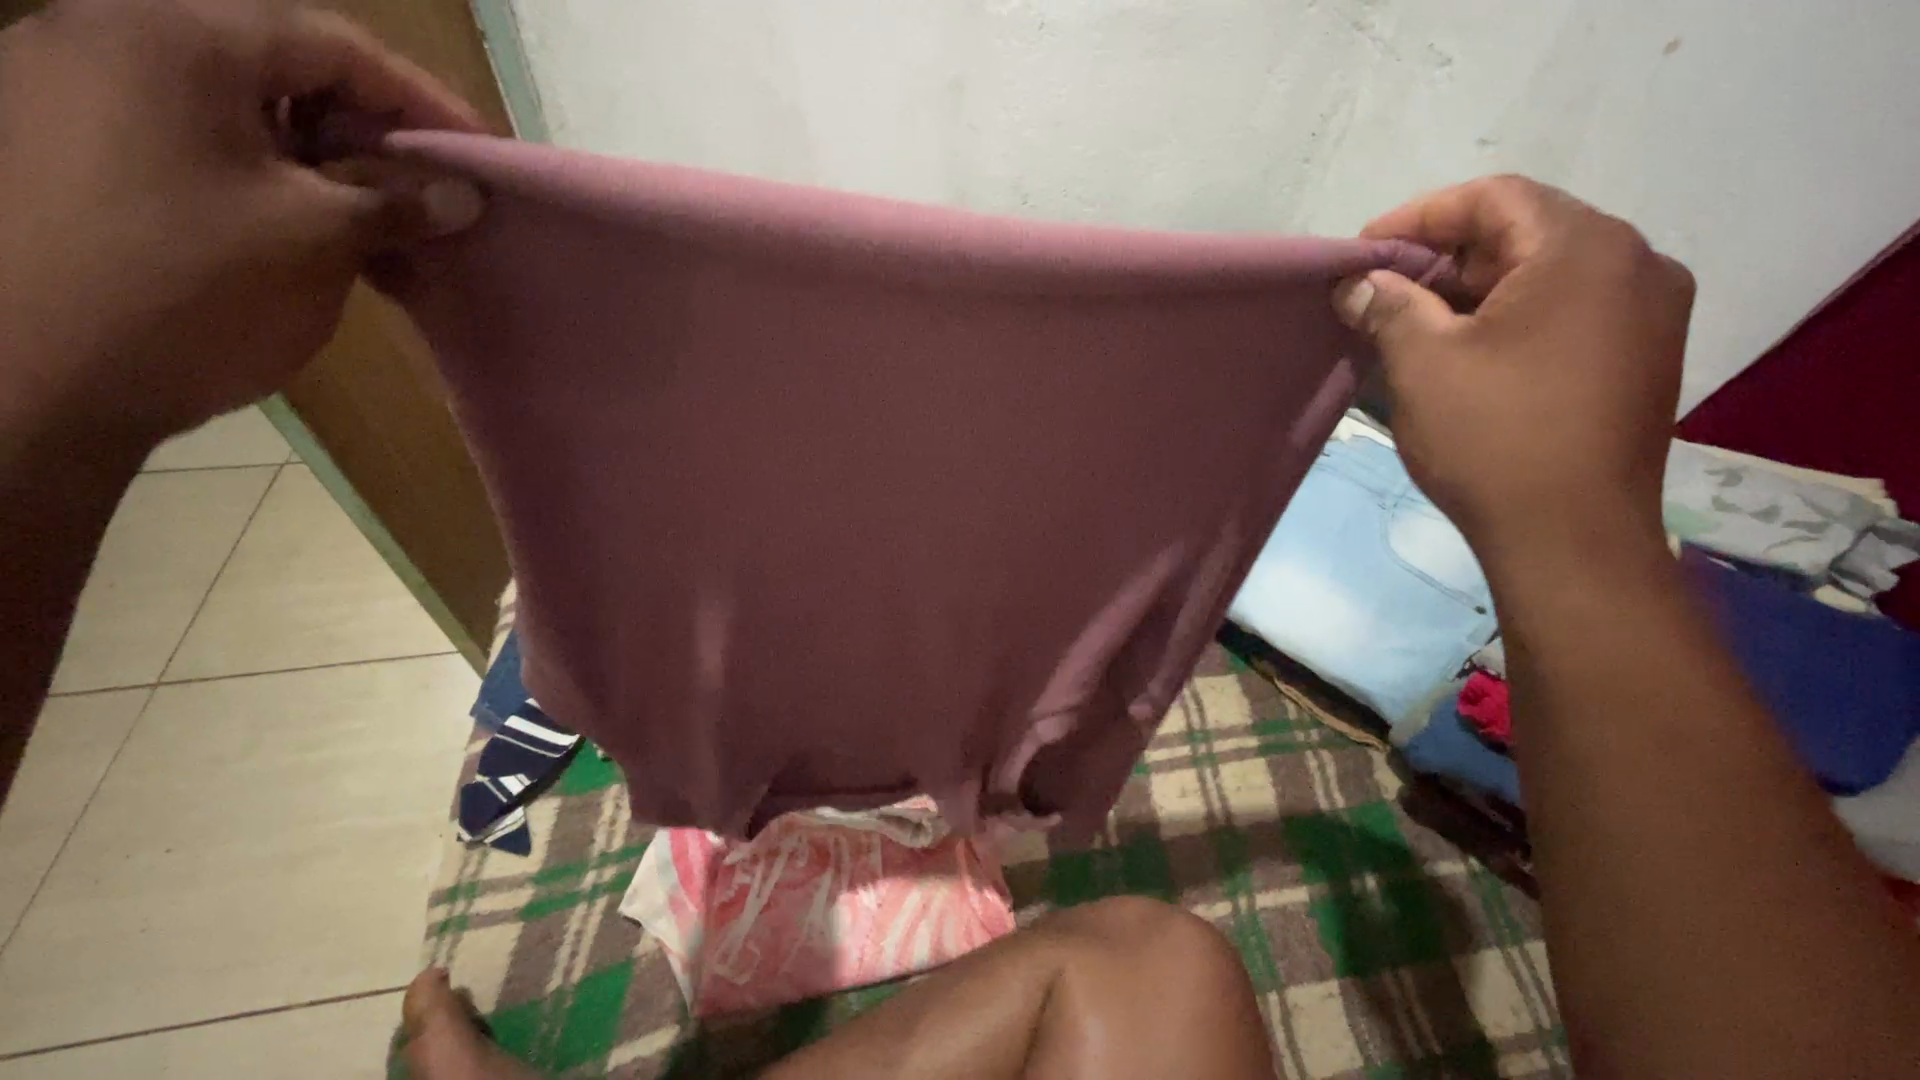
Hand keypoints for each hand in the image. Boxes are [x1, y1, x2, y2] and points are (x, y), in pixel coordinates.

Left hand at [0, 0, 486, 450]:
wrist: (37, 381)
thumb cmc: (192, 291)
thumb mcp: (318, 242)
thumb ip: (399, 205)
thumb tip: (465, 195)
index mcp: (174, 38)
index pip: (333, 45)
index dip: (422, 99)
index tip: (480, 152)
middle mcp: (112, 39)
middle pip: (282, 66)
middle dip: (371, 130)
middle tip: (433, 186)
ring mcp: (74, 90)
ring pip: (238, 106)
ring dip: (323, 158)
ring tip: (380, 216)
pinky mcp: (66, 146)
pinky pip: (193, 138)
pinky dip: (265, 174)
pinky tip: (310, 226)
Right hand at [1331, 176, 1694, 566]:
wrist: (1573, 537)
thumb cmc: (1494, 438)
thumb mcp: (1422, 363)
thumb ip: (1388, 306)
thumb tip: (1357, 284)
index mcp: (1584, 249)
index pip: (1493, 198)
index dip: (1418, 218)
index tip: (1362, 254)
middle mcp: (1636, 263)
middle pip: (1525, 230)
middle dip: (1444, 256)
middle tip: (1382, 292)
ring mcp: (1650, 312)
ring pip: (1547, 273)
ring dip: (1476, 288)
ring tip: (1416, 324)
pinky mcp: (1644, 356)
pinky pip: (1571, 309)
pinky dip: (1513, 316)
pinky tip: (1468, 351)